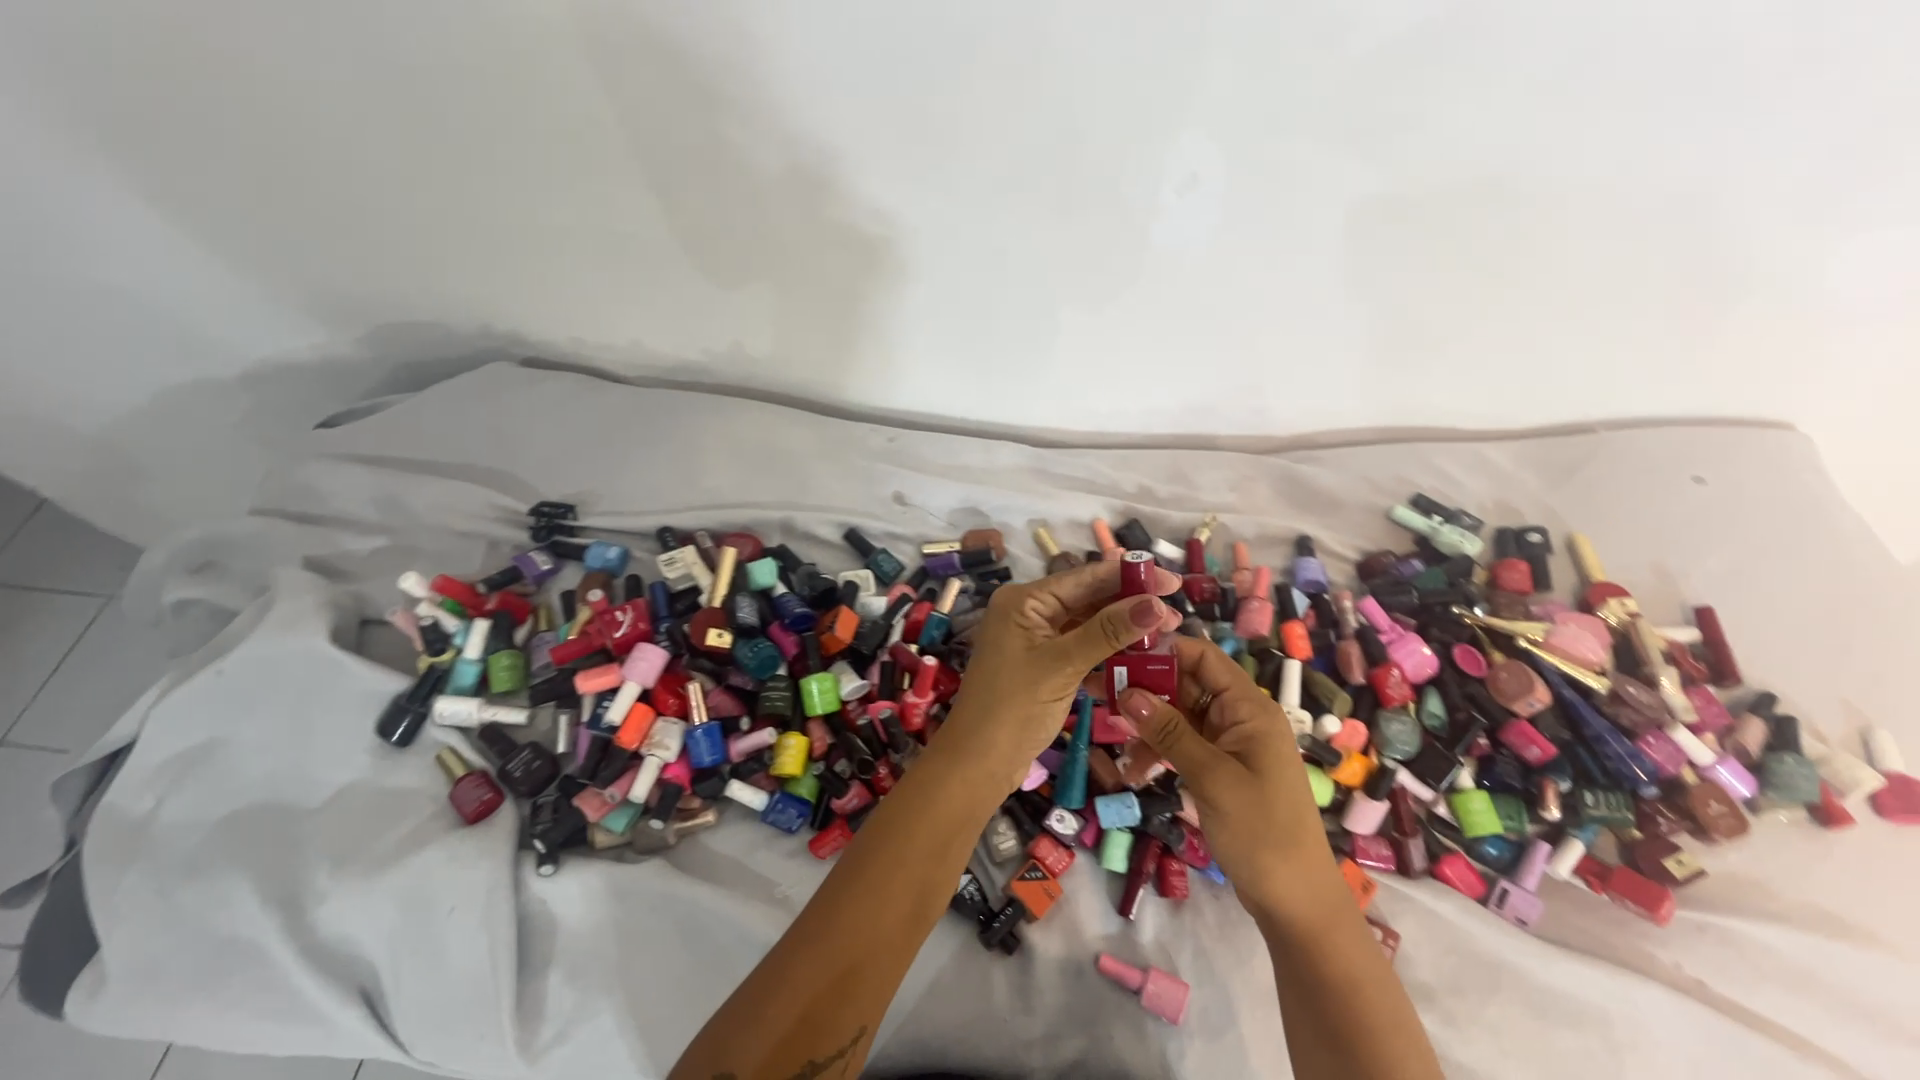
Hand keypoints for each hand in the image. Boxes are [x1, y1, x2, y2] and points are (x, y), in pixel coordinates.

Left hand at [937, 560, 1180, 790]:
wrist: (978, 763)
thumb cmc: (1014, 708)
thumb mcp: (1063, 665)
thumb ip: (1109, 631)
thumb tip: (1156, 603)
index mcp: (1024, 600)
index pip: (1086, 577)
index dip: (1131, 576)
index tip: (1174, 582)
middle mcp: (1028, 612)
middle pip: (1089, 598)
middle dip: (1131, 605)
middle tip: (1176, 615)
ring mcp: (1035, 640)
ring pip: (1088, 625)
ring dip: (1123, 631)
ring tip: (1167, 637)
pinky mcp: (1043, 665)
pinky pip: (1081, 649)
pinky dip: (1107, 654)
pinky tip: (1140, 662)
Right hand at [1116, 637, 1337, 918]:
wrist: (1294, 898)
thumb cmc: (1261, 831)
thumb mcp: (1211, 777)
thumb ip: (1169, 731)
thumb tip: (1128, 691)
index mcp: (1248, 707)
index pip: (1202, 656)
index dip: (1161, 651)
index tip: (1116, 659)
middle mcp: (1239, 717)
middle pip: (1186, 684)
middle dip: (1146, 691)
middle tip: (1098, 698)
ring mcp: (1230, 745)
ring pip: (1179, 717)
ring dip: (1148, 729)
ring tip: (1119, 751)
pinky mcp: (1221, 770)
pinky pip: (1183, 746)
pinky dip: (1159, 753)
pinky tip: (1135, 773)